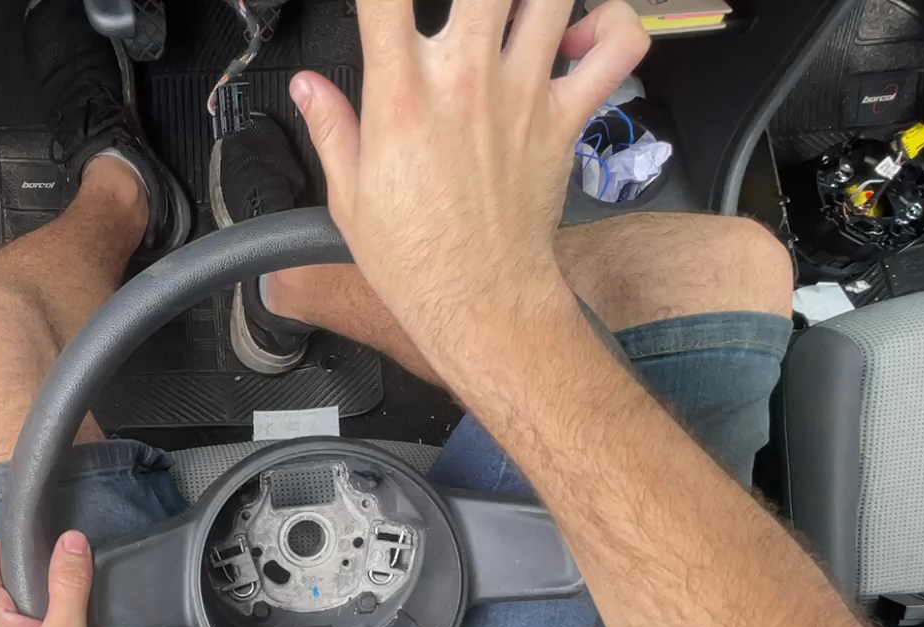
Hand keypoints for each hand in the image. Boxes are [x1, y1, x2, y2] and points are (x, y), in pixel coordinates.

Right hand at [290, 0, 648, 372]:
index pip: (386, 1)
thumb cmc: (413, 260)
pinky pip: (617, 42)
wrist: (475, 300)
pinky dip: (610, 24)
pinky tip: (579, 36)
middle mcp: (464, 82)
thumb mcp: (349, 200)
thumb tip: (306, 88)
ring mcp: (523, 95)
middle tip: (462, 14)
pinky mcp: (566, 116)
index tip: (382, 8)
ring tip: (510, 16)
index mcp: (400, 100)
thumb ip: (331, 130)